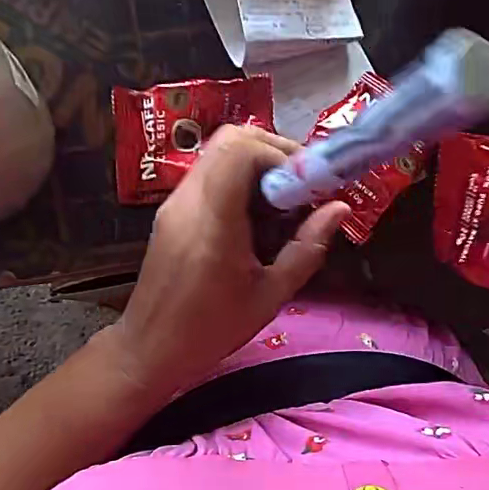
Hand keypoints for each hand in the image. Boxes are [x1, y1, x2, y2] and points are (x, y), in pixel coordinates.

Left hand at [103, 125, 350, 399]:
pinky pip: (207, 175)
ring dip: (254, 166)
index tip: (306, 185)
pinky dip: (236, 181)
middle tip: (299, 187)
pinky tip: (253, 218)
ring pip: (216, 154)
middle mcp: (189, 200)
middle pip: (230, 139)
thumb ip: (306, 248)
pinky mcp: (169, 212)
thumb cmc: (211, 331)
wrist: (148, 350)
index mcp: (214, 220)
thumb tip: (340, 209)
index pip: (241, 150)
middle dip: (272, 151)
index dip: (281, 154)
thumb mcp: (270, 296)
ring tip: (280, 204)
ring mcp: (174, 203)